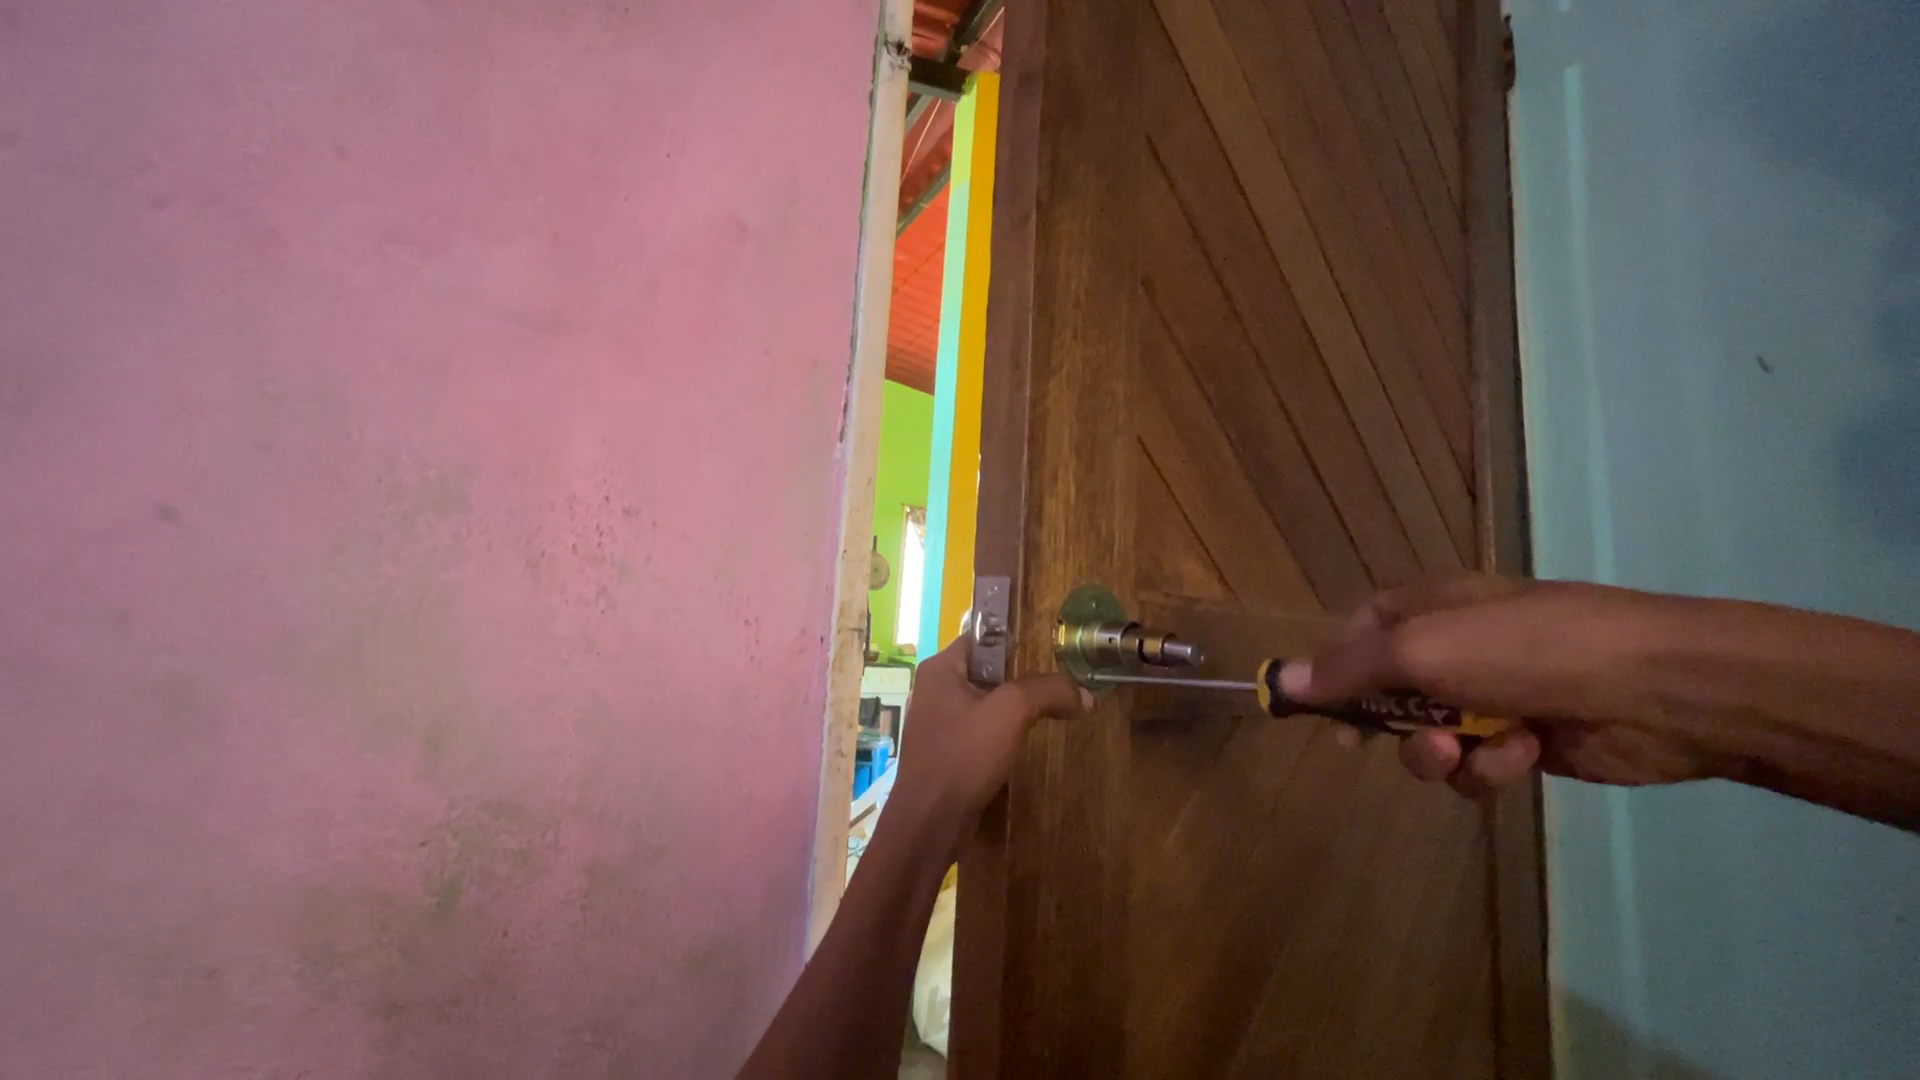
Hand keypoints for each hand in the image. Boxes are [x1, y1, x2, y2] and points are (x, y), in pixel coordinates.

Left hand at [892, 637, 1092, 825]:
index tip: (1052, 649)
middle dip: (1023, 676)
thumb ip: (1049, 692)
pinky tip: (1028, 740)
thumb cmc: (963, 755)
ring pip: (987, 702)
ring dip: (1017, 707)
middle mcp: (935, 689)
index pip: (982, 637)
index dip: (1017, 639)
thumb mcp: (1011, 711)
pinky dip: (1005, 732)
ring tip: (1054, 709)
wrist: (930, 821)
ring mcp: (939, 722)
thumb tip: (1085, 694)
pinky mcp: (947, 751)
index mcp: (940, 668)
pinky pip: (982, 729)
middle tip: (1061, 681)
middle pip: (988, 670)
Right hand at [1280, 577, 1735, 795]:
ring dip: (1434, 753)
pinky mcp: (1526, 740)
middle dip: (1380, 722)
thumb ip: (1348, 669)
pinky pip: (1477, 764)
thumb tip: (1279, 680)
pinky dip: (1490, 766)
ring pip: (1426, 737)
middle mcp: (1453, 647)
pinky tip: (1520, 755)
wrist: (1664, 690)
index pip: (1355, 632)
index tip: (1310, 707)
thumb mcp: (1422, 650)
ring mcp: (1491, 695)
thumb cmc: (1527, 650)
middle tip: (1364, 743)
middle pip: (1384, 691)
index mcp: (1427, 607)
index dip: (1330, 669)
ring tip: (1461, 753)